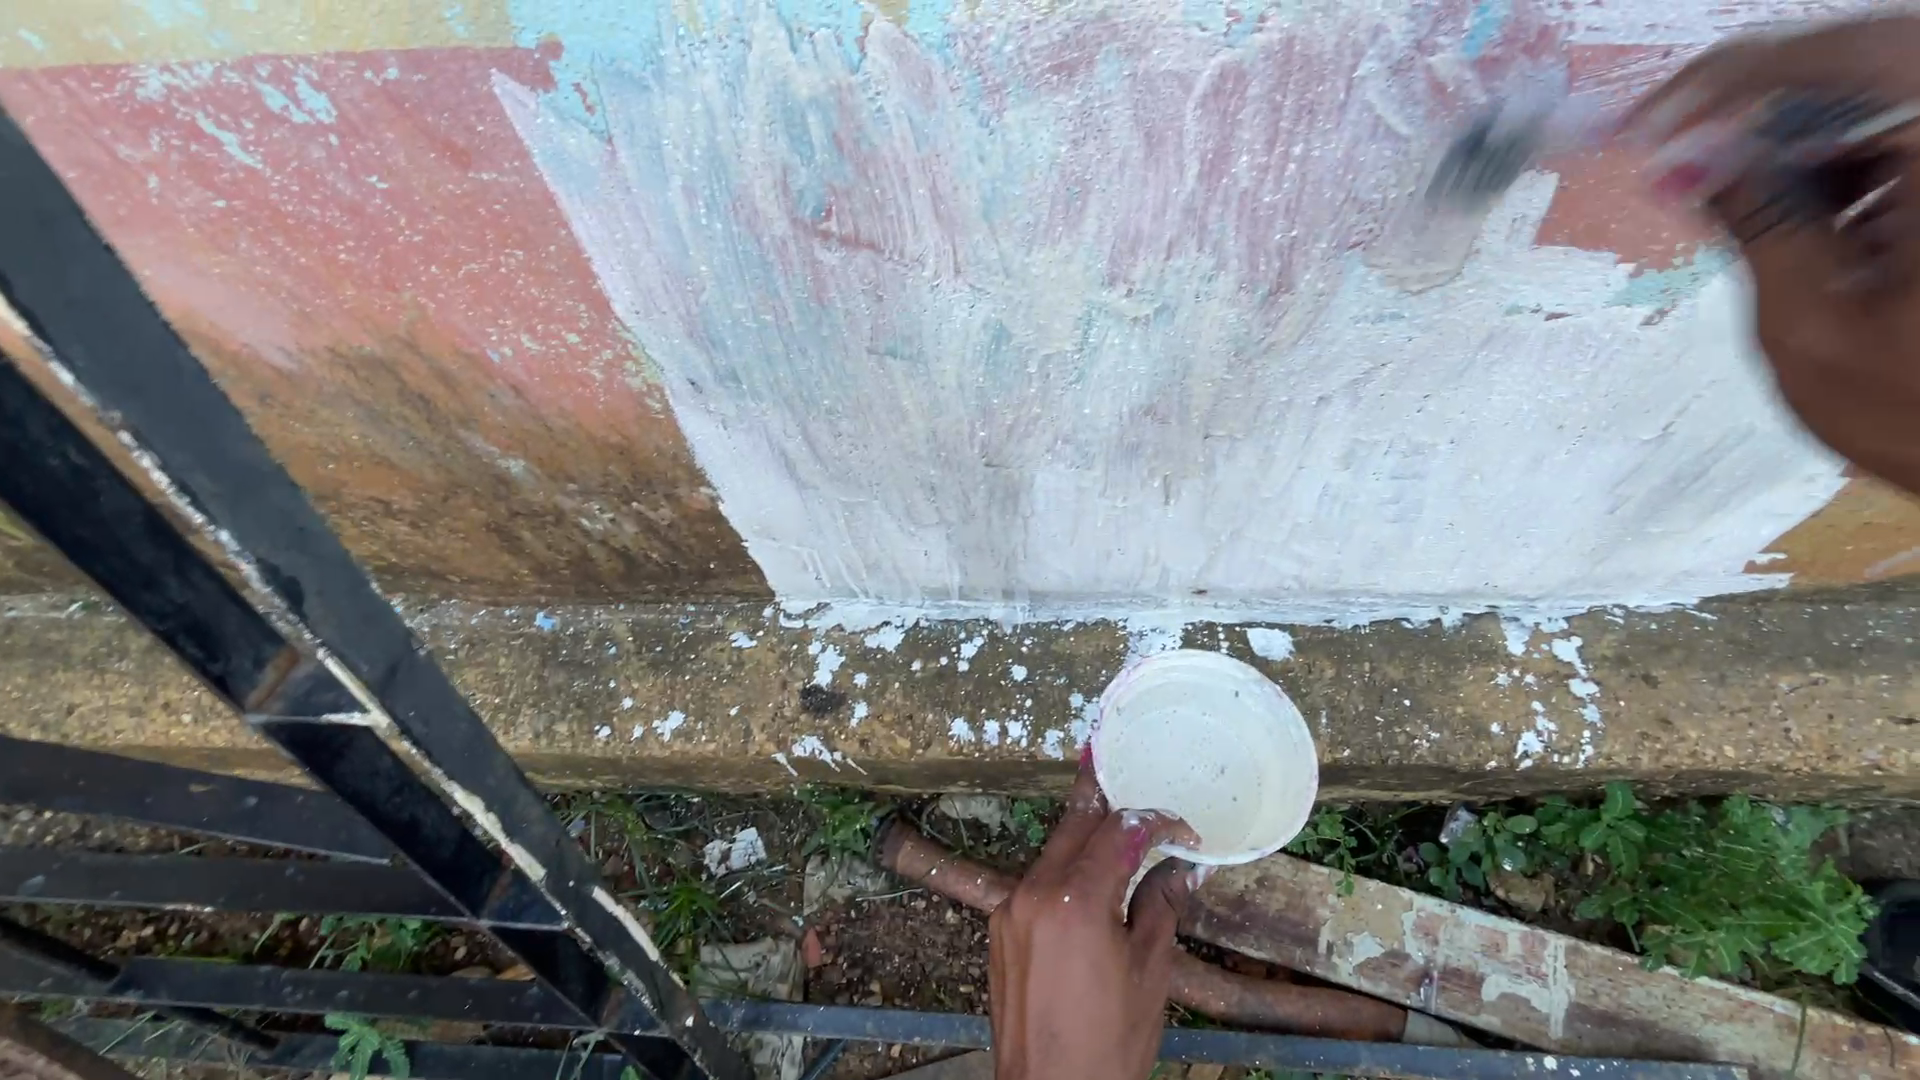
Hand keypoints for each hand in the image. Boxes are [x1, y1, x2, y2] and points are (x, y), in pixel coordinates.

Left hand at [987, 755, 1201, 1079]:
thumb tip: (1181, 867)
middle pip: (1074, 825)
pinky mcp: (1000, 926)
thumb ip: (1161, 906)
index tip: (1180, 830)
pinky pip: (1036, 881)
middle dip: (1105, 802)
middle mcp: (1035, 890)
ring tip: (1115, 830)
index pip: (1118, 833)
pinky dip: (1063, 871)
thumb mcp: (1149, 972)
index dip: (1152, 822)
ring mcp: (1011, 907)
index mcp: (1077, 899)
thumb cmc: (1110, 1039)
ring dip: (1084, 837)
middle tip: (1128, 781)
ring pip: (1052, 850)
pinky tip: (1085, 881)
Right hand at [1627, 16, 1919, 495]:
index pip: (1855, 57)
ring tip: (1744, 208)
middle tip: (1679, 158)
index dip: (1735, 75)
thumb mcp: (1808, 326)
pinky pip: (1915, 137)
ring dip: (1806, 138)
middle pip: (1878, 59)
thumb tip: (1689, 162)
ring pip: (1897, 93)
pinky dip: (1853, 162)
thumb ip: (1757, 227)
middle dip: (1762, 104)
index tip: (1649, 120)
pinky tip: (1816, 219)